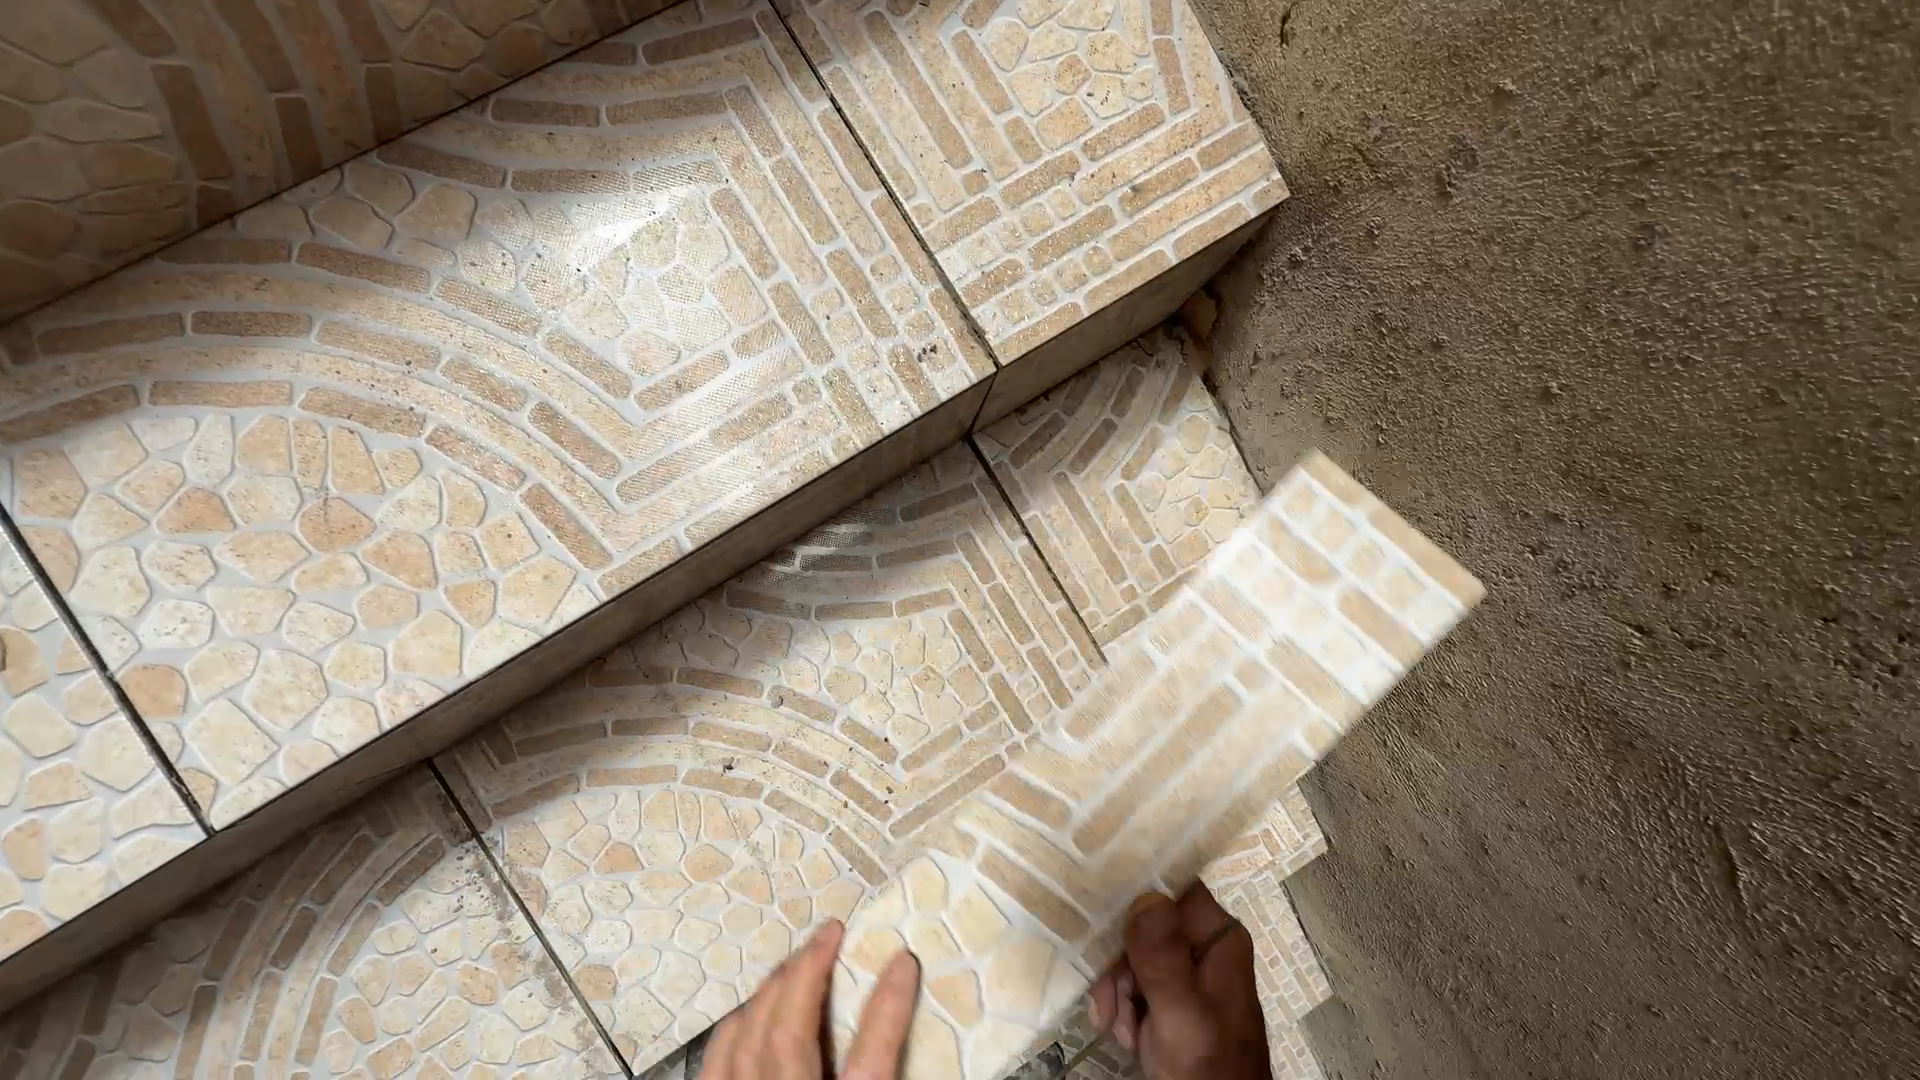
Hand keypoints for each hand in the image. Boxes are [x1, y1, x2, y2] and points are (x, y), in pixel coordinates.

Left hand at [701, 919, 921, 1079]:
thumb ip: (889, 1065)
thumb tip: (904, 990)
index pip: (872, 1057)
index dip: (889, 1005)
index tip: (903, 958)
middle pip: (790, 1032)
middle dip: (808, 971)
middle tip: (831, 930)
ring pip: (747, 1038)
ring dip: (772, 990)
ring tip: (797, 960)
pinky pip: (716, 1063)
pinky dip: (734, 1028)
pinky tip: (749, 1010)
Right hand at [1088, 887, 1270, 1079]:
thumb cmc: (1207, 1071)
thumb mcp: (1182, 1017)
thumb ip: (1163, 960)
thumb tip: (1145, 896)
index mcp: (1217, 937)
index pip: (1171, 886)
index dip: (1135, 893)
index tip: (1100, 913)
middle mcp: (1203, 944)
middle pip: (1144, 922)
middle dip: (1118, 960)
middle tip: (1108, 1000)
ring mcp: (1187, 968)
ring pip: (1132, 951)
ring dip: (1115, 988)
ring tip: (1117, 1026)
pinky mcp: (1171, 992)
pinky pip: (1133, 978)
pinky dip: (1120, 1004)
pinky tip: (1123, 1031)